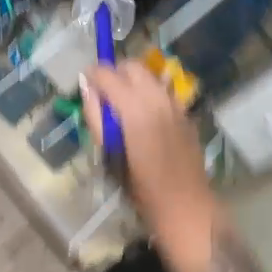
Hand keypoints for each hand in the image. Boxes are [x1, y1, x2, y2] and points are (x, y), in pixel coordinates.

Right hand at [82, 63, 214, 232]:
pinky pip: (163, 92)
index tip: (86, 82)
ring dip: (134, 82)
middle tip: (105, 93)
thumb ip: (96, 116)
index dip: (93, 74)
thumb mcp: (109, 152)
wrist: (185, 205)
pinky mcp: (186, 114)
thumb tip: (87, 88)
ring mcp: (175, 104)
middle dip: (116, 72)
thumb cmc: (140, 186)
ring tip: (124, 106)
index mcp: (134, 107)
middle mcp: (157, 98)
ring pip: (150, 76)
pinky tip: (145, 119)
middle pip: (133, 66)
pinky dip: (150, 94)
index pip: (108, 74)